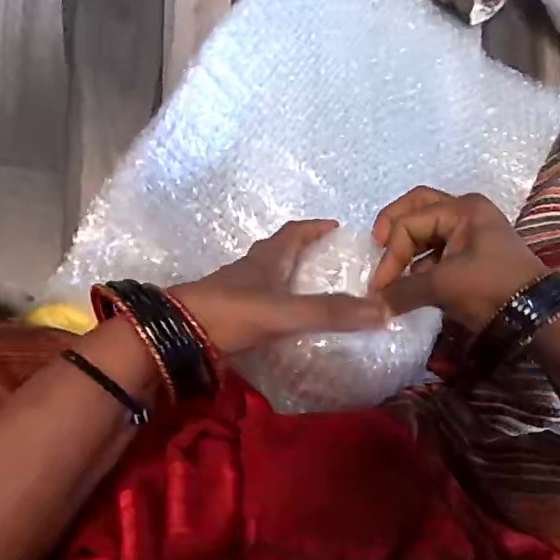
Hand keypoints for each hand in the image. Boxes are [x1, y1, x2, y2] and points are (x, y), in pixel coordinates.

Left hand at [170, 219, 390, 354]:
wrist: (177, 335)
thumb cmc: (231, 312)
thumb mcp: (287, 311)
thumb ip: (331, 312)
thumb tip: (382, 310)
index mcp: (266, 260)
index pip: (293, 233)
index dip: (314, 228)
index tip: (334, 225)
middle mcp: (250, 271)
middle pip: (277, 252)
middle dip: (300, 249)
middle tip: (324, 257)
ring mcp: (235, 293)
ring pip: (265, 277)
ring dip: (285, 277)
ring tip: (307, 288)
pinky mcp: (226, 316)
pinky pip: (257, 302)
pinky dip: (273, 304)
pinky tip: (281, 319)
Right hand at [368, 187, 548, 330]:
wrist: (534, 315)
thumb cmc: (491, 288)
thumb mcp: (445, 285)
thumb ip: (404, 291)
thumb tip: (371, 305)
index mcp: (462, 209)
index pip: (409, 222)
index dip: (390, 254)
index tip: (380, 286)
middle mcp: (464, 214)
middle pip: (417, 209)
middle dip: (393, 229)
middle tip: (376, 248)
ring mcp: (469, 236)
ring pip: (426, 233)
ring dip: (406, 252)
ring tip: (392, 277)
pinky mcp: (470, 258)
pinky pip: (435, 254)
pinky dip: (419, 267)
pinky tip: (411, 287)